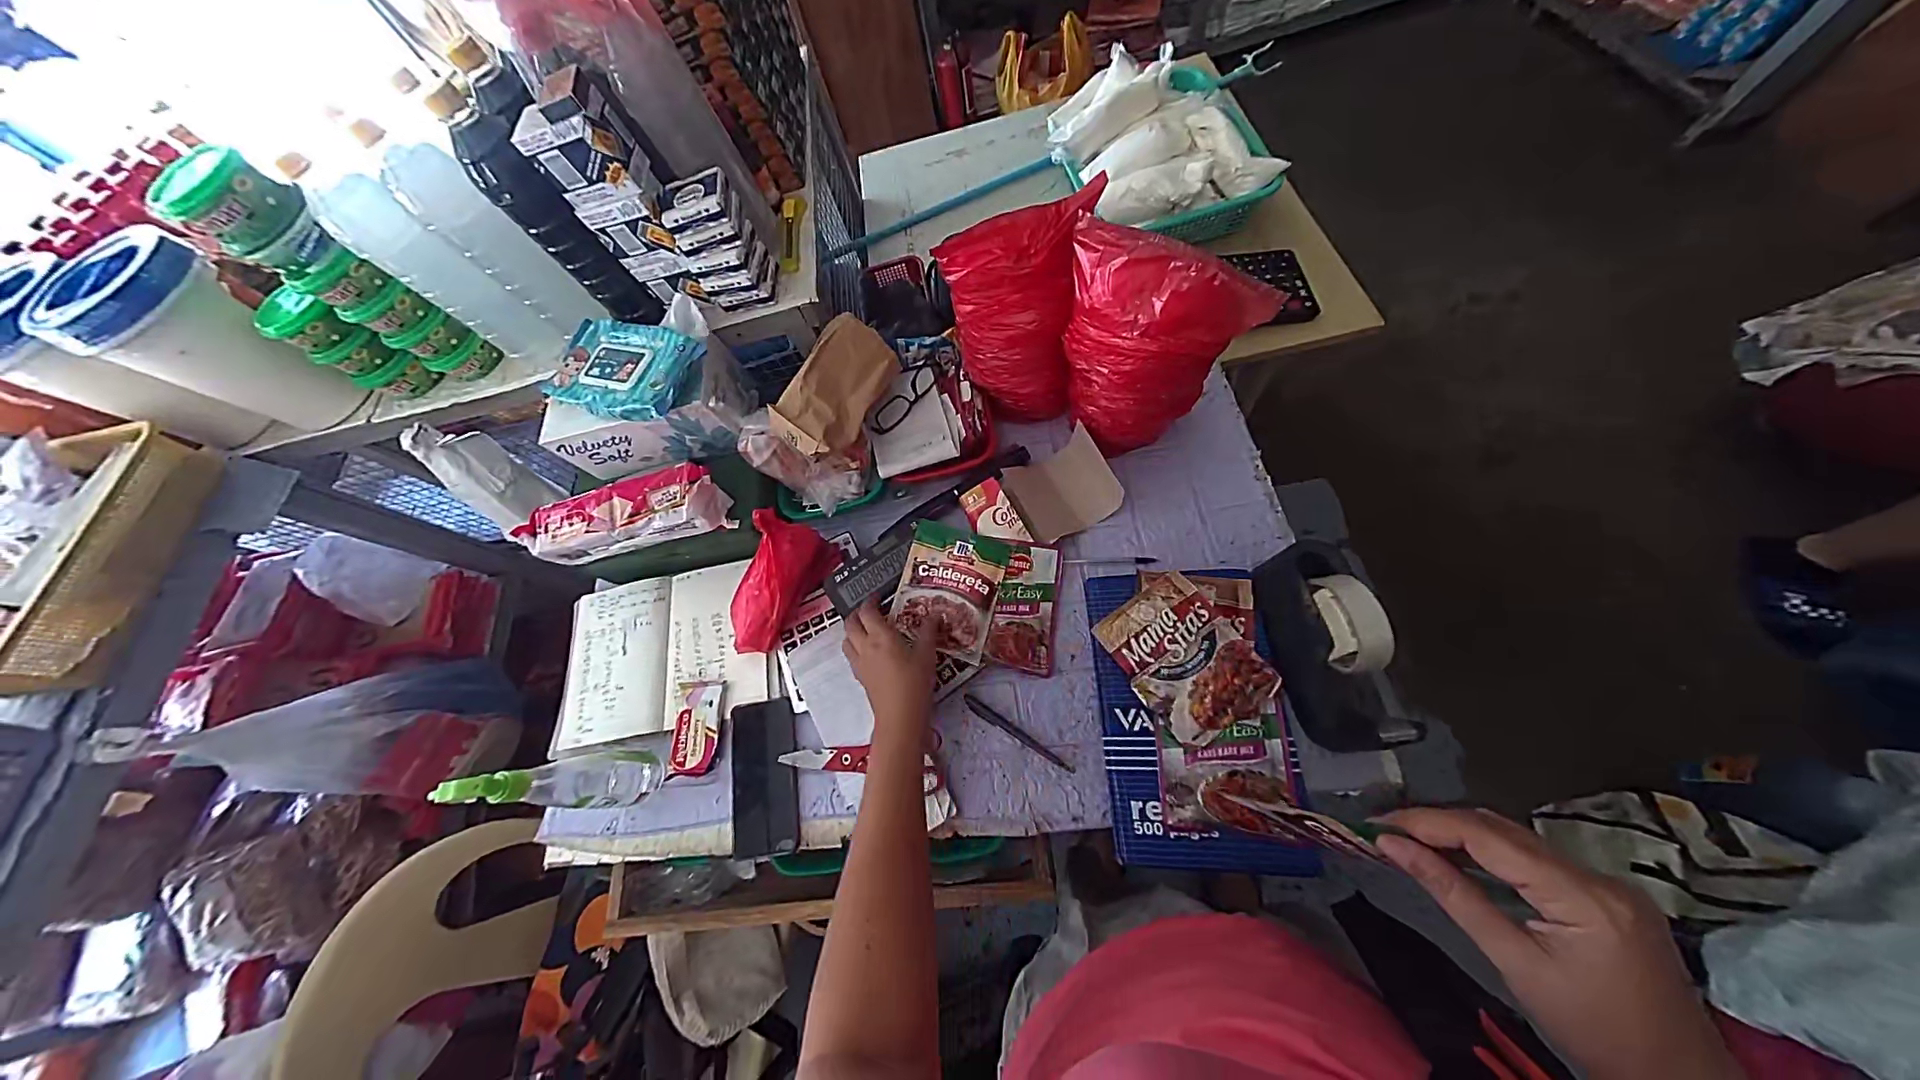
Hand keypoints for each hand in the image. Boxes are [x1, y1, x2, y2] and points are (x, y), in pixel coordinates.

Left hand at [842, 602, 934, 742]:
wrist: (900, 716)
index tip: (877, 598)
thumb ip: (929, 631)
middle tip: (868, 610)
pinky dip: (856, 649)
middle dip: (857, 614)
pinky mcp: (861, 678)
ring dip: (852, 631)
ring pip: (846, 640)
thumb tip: (934, 616)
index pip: (867, 611)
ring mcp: (860, 663)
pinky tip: (869, 653)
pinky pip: (851, 657)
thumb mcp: (927, 654)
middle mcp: (865, 647)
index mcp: (880, 636)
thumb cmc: (913, 684)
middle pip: (850, 623)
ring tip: (865, 629)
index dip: (870, 601)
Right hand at [1376, 808, 1741, 1079]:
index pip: (1488, 837)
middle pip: (1503, 830)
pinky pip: (1536, 858)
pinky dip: (1491, 853)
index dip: (1426, 822)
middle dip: (1439, 823)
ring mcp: (1609, 883)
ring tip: (1411, 837)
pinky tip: (1460, 857)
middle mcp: (1600, 876)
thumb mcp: (1514, 963)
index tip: (1377, 823)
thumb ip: (1453, 895)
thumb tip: (1392, 846)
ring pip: (1518, 839)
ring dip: (1461, 834)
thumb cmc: (1593, 1032)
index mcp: (1582, 895)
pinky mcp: (1607, 895)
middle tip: (1386, 828)